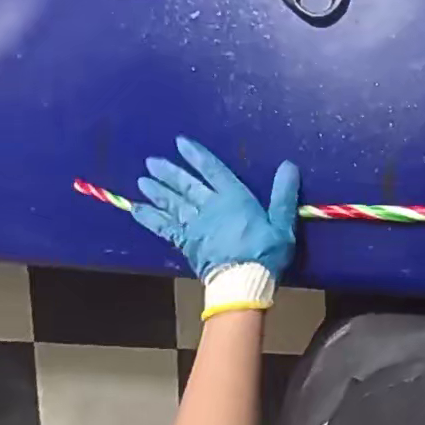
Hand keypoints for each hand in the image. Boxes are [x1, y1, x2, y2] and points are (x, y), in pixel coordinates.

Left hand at [133, 136, 299, 279]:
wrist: (243, 281)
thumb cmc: (266, 252)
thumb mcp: (282, 223)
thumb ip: (283, 195)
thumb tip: (288, 165)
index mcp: (234, 198)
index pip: (213, 171)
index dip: (197, 156)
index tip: (180, 142)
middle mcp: (210, 207)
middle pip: (186, 186)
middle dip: (170, 173)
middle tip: (152, 162)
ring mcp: (195, 226)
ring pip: (172, 203)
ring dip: (157, 191)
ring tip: (143, 180)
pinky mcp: (186, 244)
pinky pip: (164, 228)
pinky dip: (150, 218)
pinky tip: (136, 210)